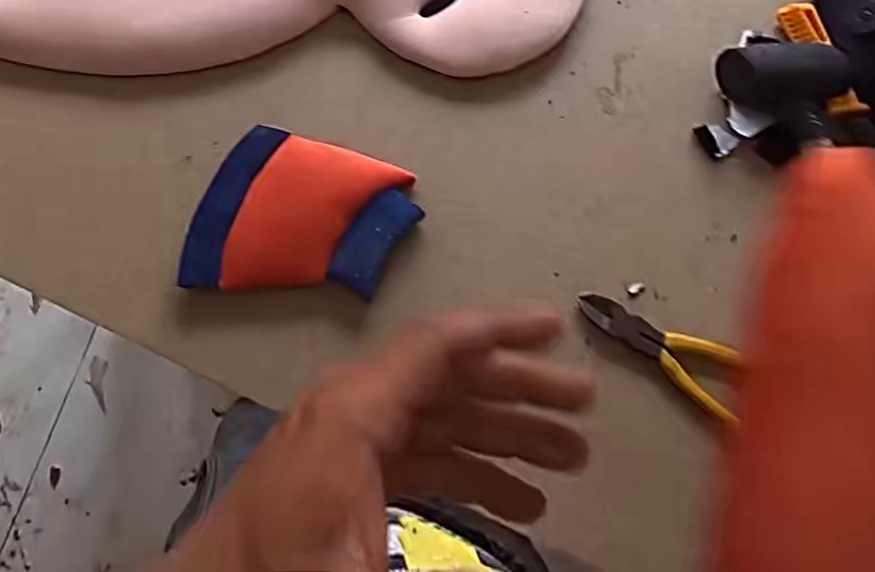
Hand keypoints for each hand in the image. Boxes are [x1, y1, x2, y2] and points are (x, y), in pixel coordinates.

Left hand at [156, 308, 594, 571]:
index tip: (553, 327)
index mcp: (357, 407)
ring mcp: (352, 438)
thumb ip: (453, 536)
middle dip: (519, 387)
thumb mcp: (364, 562)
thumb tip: (528, 525)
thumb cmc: (289, 564)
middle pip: (448, 378)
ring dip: (504, 434)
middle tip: (585, 404)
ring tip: (570, 457)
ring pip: (440, 418)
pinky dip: (472, 471)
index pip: (437, 345)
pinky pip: (423, 455)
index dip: (498, 329)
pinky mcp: (351, 472)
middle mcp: (355, 406)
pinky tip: (519, 501)